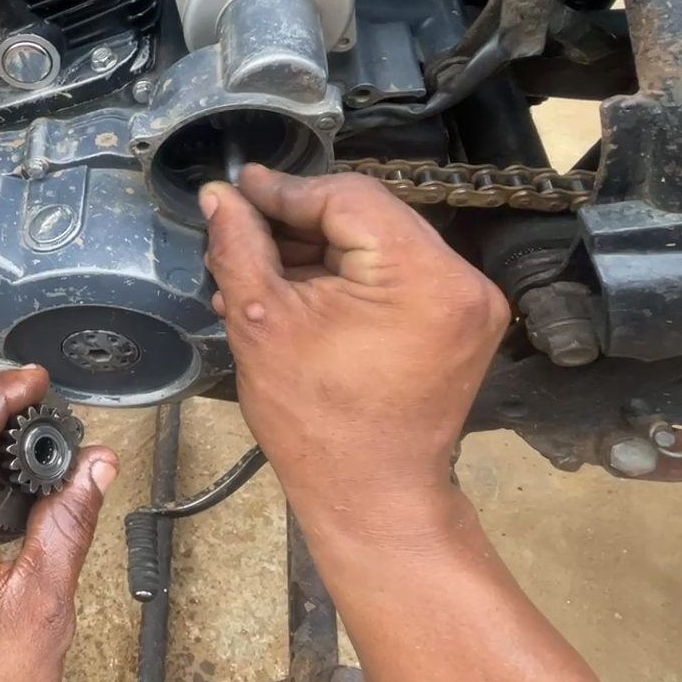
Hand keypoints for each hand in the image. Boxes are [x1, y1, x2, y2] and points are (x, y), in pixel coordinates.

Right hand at [201, 166, 509, 542]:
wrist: (368, 493)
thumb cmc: (316, 421)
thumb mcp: (260, 321)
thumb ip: (239, 247)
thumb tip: (218, 196)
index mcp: (422, 277)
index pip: (347, 197)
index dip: (284, 190)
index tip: (239, 189)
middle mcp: (460, 281)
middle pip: (363, 216)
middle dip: (293, 222)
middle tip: (237, 230)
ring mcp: (463, 303)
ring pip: (372, 244)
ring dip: (310, 250)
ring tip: (253, 268)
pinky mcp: (452, 321)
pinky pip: (387, 275)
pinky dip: (337, 276)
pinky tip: (288, 289)